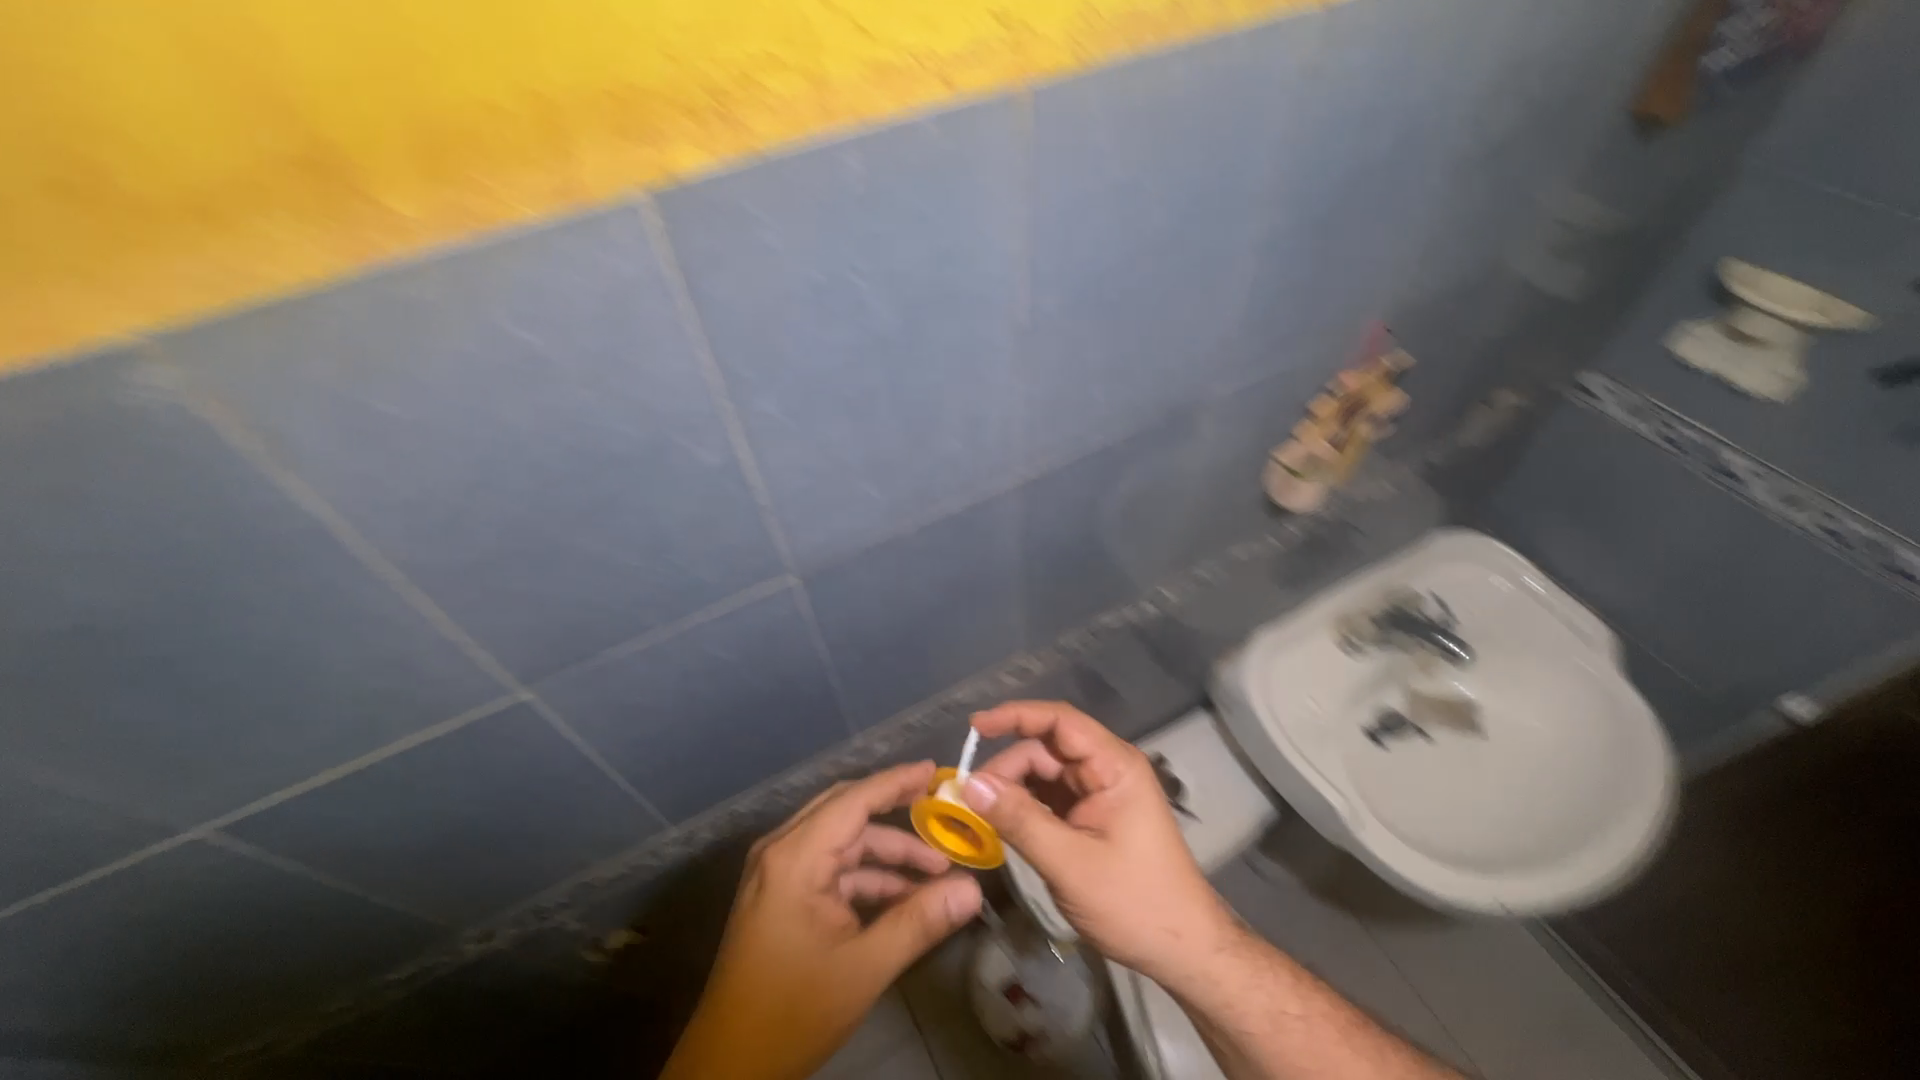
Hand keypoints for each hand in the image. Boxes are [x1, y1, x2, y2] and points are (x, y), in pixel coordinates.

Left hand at [660, 762, 982, 1079]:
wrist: (731, 1063)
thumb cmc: (794, 1010)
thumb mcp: (865, 966)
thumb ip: (920, 921)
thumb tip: (973, 889)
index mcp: (796, 857)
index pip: (855, 799)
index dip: (897, 781)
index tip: (937, 771)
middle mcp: (782, 852)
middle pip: (847, 812)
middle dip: (897, 812)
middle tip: (944, 811)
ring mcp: (779, 875)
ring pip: (843, 843)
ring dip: (887, 854)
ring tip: (940, 871)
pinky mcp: (782, 897)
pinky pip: (831, 869)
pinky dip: (868, 878)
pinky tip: (906, 898)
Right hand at [963, 701, 1236, 985]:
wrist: (1181, 948)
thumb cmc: (1134, 901)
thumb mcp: (1069, 863)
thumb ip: (1019, 820)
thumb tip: (970, 785)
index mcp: (1113, 766)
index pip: (1060, 721)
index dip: (1016, 716)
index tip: (974, 727)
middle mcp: (1106, 770)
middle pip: (1046, 749)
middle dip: (1006, 767)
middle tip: (967, 800)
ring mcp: (1099, 794)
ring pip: (1043, 774)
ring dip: (1011, 789)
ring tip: (977, 814)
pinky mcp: (1091, 817)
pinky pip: (1049, 798)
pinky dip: (1023, 807)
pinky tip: (999, 824)